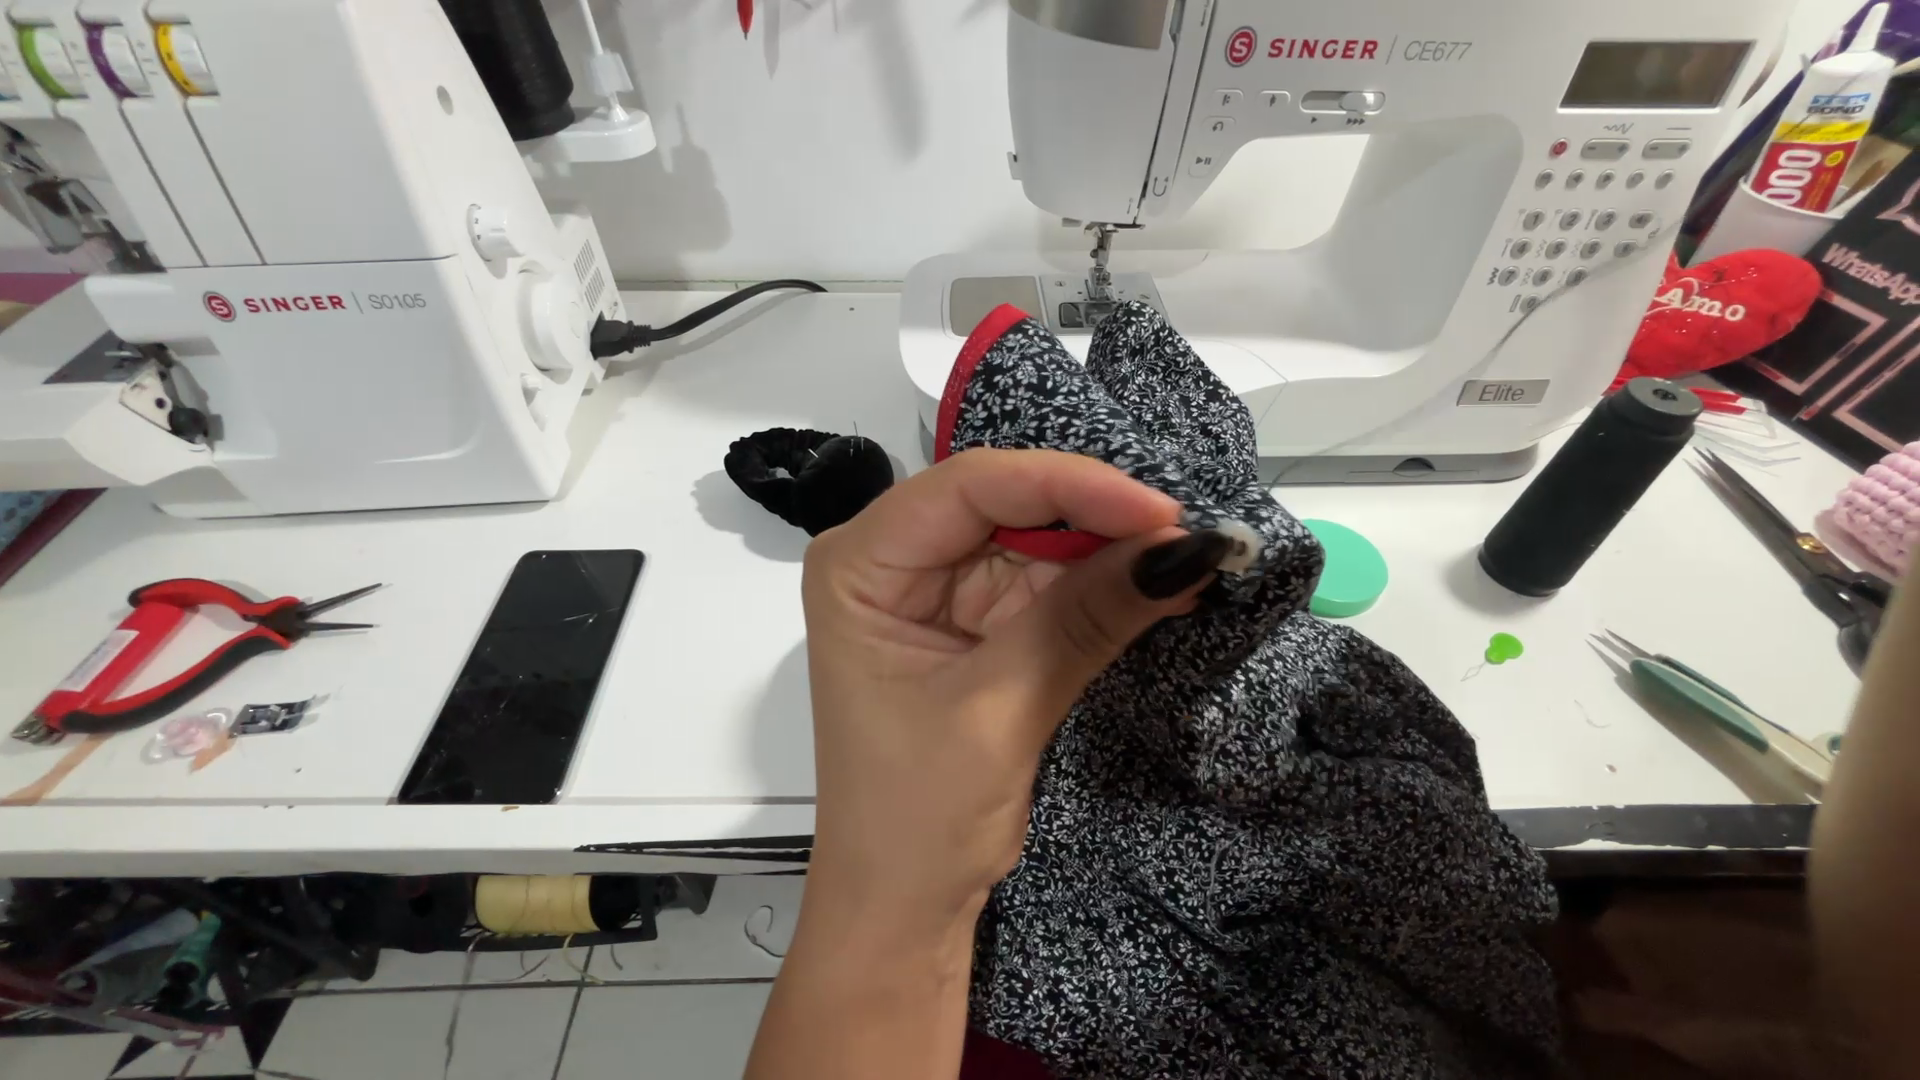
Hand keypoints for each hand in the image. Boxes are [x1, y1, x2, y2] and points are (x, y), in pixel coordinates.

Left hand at [800, 447, 1231, 928]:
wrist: (902, 899)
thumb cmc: (915, 816)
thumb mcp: (999, 710)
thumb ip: (1084, 619)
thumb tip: (1184, 549)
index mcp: (858, 565)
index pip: (967, 488)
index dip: (1067, 485)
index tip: (1158, 511)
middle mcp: (891, 559)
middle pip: (1002, 502)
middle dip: (1093, 514)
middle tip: (1184, 533)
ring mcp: (935, 587)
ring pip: (1032, 537)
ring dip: (1106, 547)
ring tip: (1186, 555)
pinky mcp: (974, 619)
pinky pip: (1044, 581)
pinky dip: (1098, 583)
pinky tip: (1154, 582)